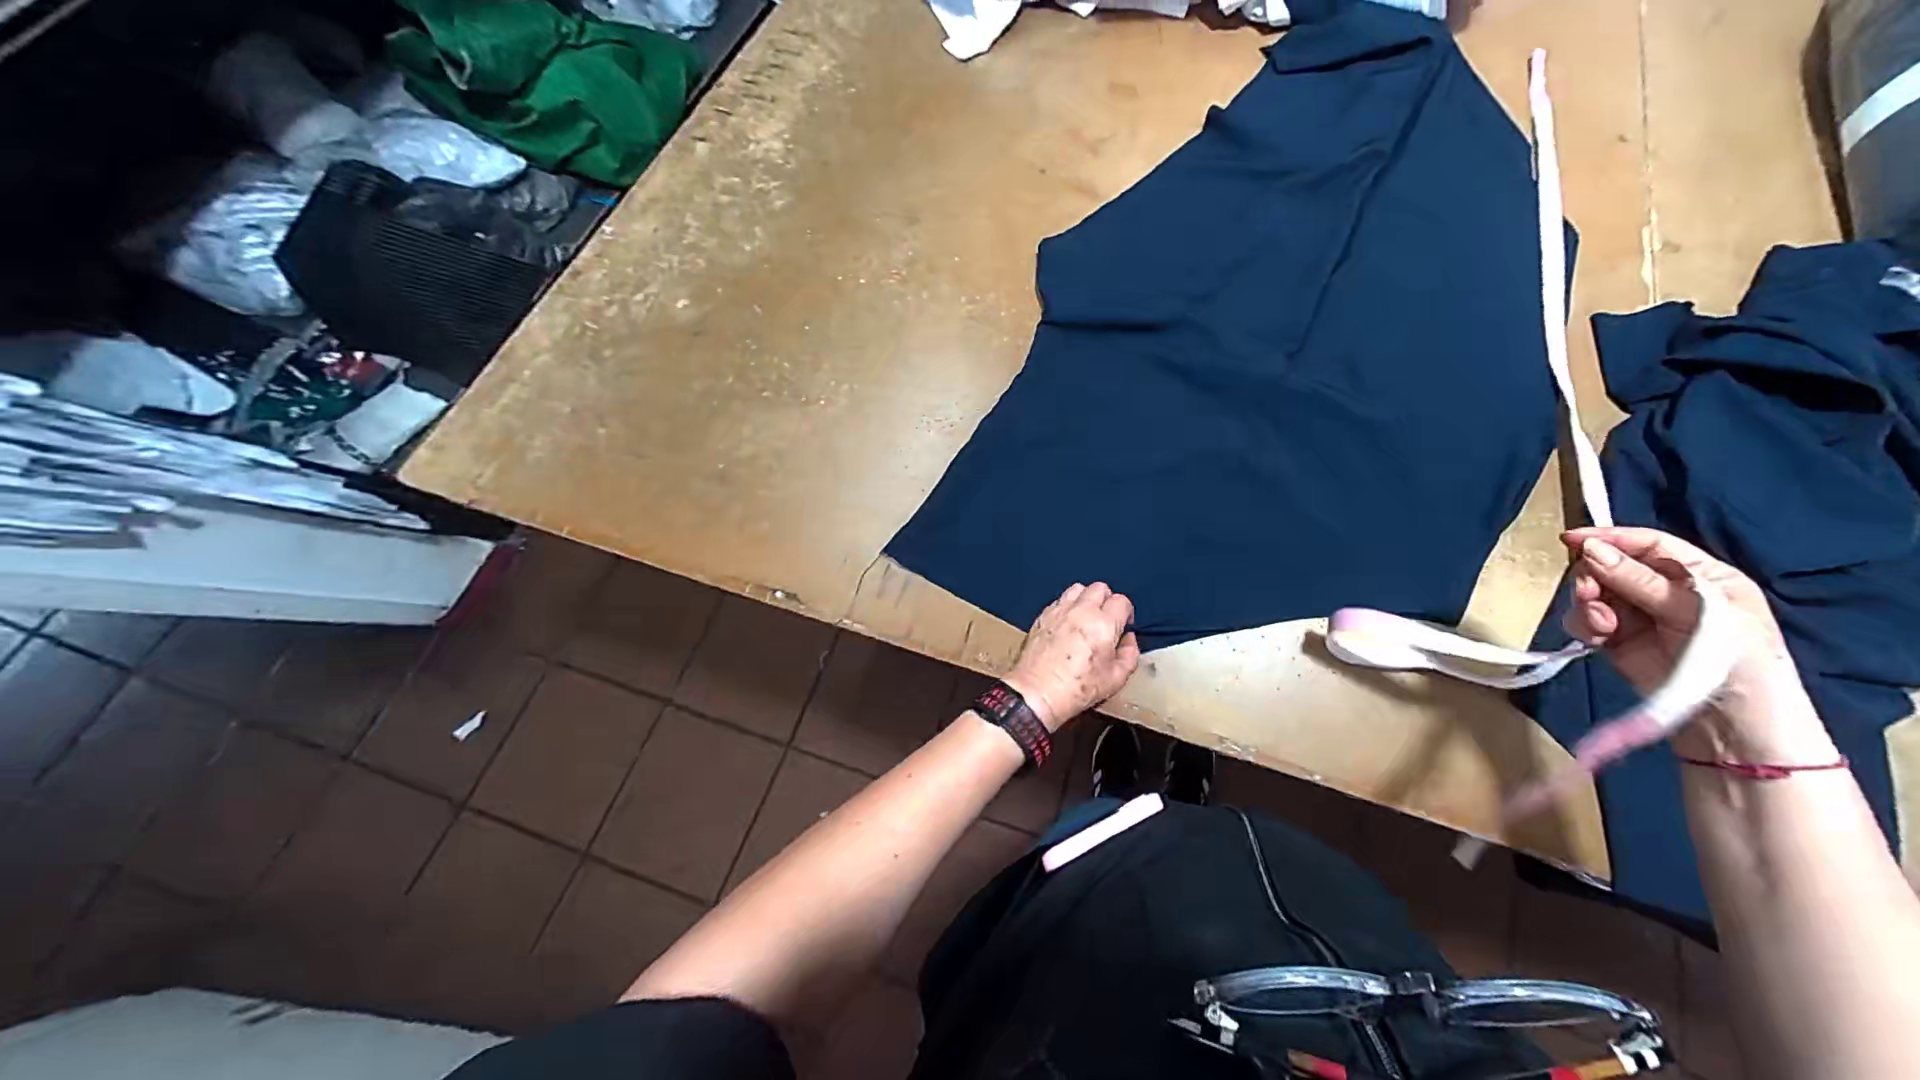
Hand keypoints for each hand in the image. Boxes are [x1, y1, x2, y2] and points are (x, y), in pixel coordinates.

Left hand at [1001, 582, 1140, 731]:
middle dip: (1107, 600)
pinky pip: (1058, 601)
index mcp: (1103, 624)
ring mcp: (1059, 611)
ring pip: (1077, 589)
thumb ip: (1129, 654)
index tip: (1123, 624)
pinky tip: (1067, 623)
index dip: (1126, 612)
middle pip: (1100, 588)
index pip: (1121, 601)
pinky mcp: (1042, 616)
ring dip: (1085, 598)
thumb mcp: (1116, 678)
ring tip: (1086, 617)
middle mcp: (1081, 611)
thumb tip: (1129, 641)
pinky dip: (1066, 607)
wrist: (1038, 692)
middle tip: (1106, 618)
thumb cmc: (1076, 688)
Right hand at [1560, 526, 1834, 761]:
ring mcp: (1638, 617)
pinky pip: (1585, 620)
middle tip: (1589, 594)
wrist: (1730, 726)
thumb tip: (1590, 549)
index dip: (1611, 538)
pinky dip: (1585, 625)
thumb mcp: (1697, 614)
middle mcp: (1666, 592)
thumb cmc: (1736, 662)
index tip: (1571, 540)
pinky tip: (1599, 638)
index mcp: (1701, 577)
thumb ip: (1642, 581)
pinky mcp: (1616, 640)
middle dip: (1595, 577)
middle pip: (1612, 567)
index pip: (1649, 545)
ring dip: (1588, 604)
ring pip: (1593, 593)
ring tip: (1602, 625)